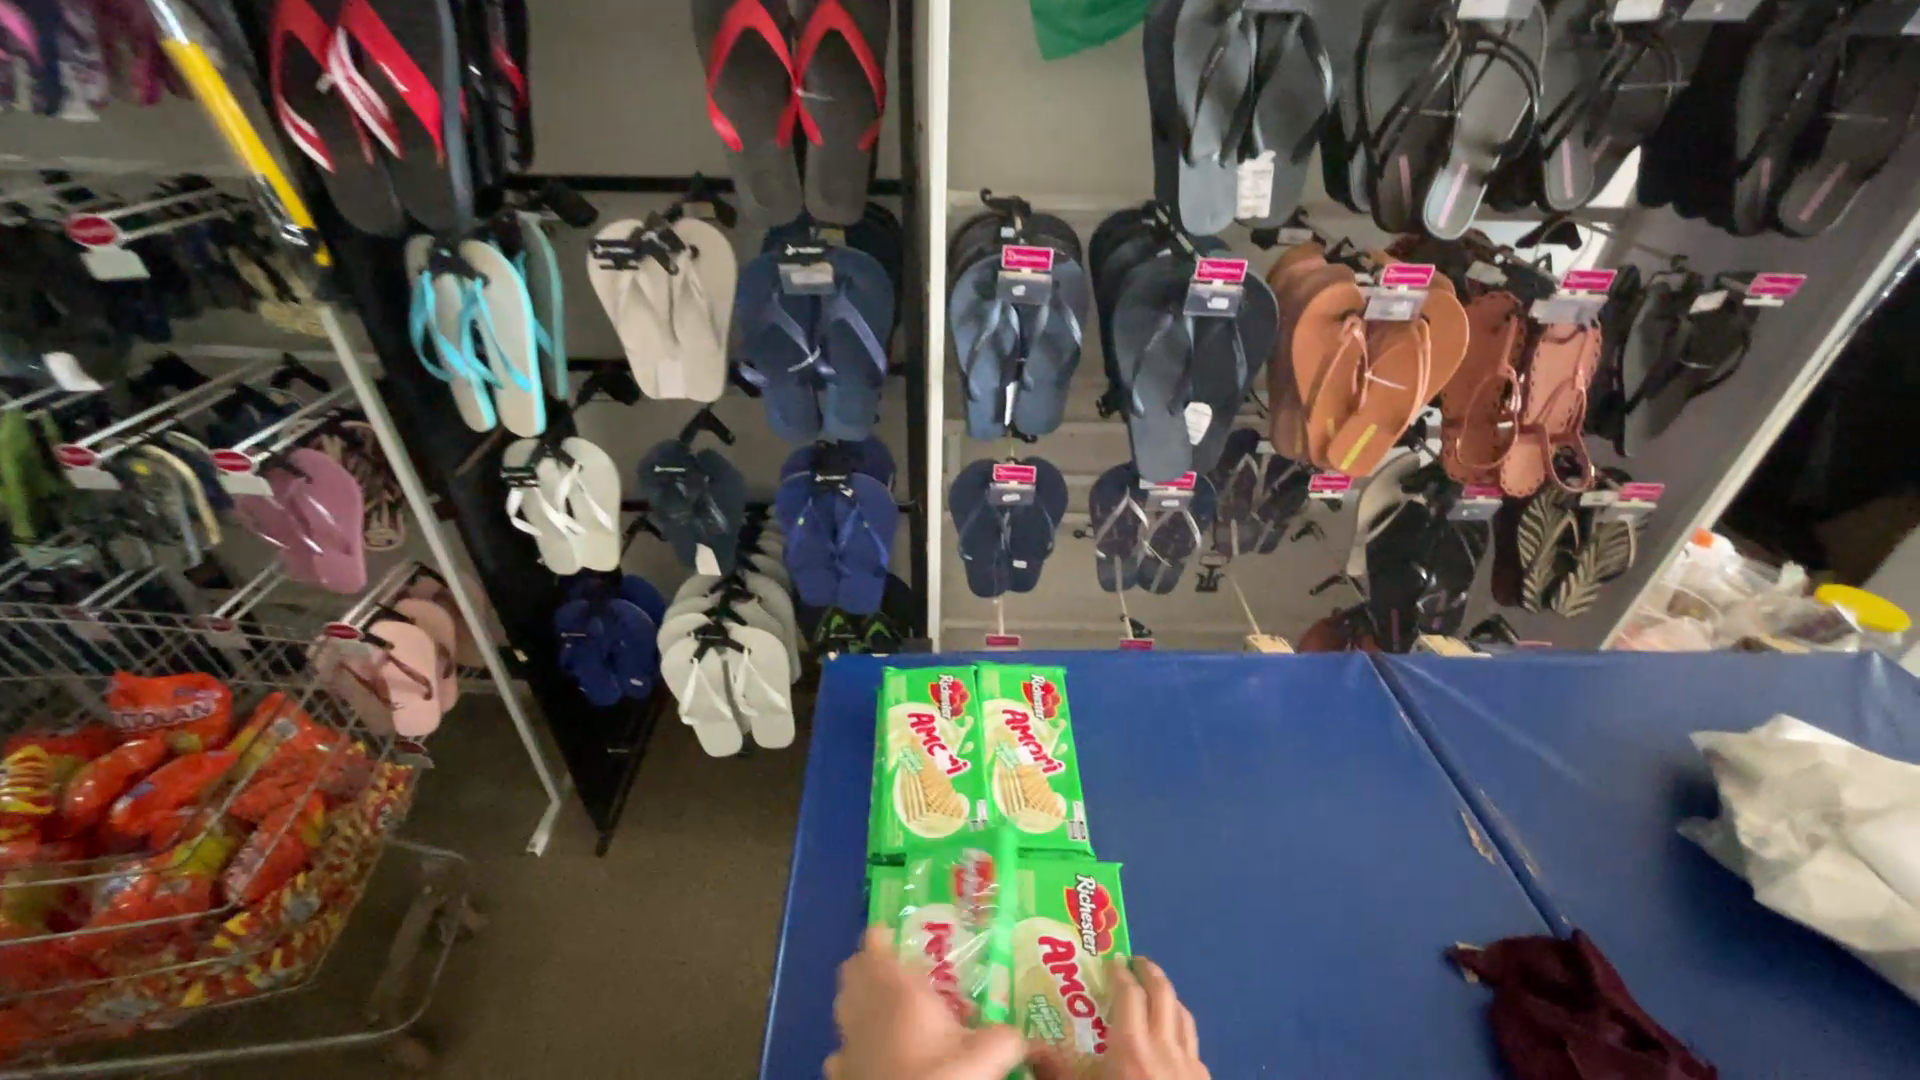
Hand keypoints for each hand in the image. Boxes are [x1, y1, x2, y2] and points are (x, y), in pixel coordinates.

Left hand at [825, 927, 1028, 1079]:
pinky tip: (874, 1054)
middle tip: (893, 969)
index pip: (874, 946)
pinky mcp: (839, 1071)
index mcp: (897, 990)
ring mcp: (846, 1041)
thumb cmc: (937, 1076)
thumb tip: (1023, 1035)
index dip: (878, 936)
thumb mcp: (982, 1058)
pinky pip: (842, 1048)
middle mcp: (865, 1008)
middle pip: (852, 971)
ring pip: (843, 1007)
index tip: (890, 933)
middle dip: (868, 965)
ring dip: (859, 1001)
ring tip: (886, 1009)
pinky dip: (855, 1045)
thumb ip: (1005, 1038)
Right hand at [1032, 955, 1207, 1079]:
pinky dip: (1181, 1030)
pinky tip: (1171, 1042)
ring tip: (1154, 993)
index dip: (1119, 972)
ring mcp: (1189, 1064)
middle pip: (1162, 992)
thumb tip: (1028, 1050)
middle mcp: (1164, 1046)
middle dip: (1149, 971)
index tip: (1110, 962)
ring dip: (1168, 996)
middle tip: (1134, 963)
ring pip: (1183, 1014)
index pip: (1129, 992)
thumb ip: (1057, 1069)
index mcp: (1132, 1046)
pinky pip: (1193, 1044)